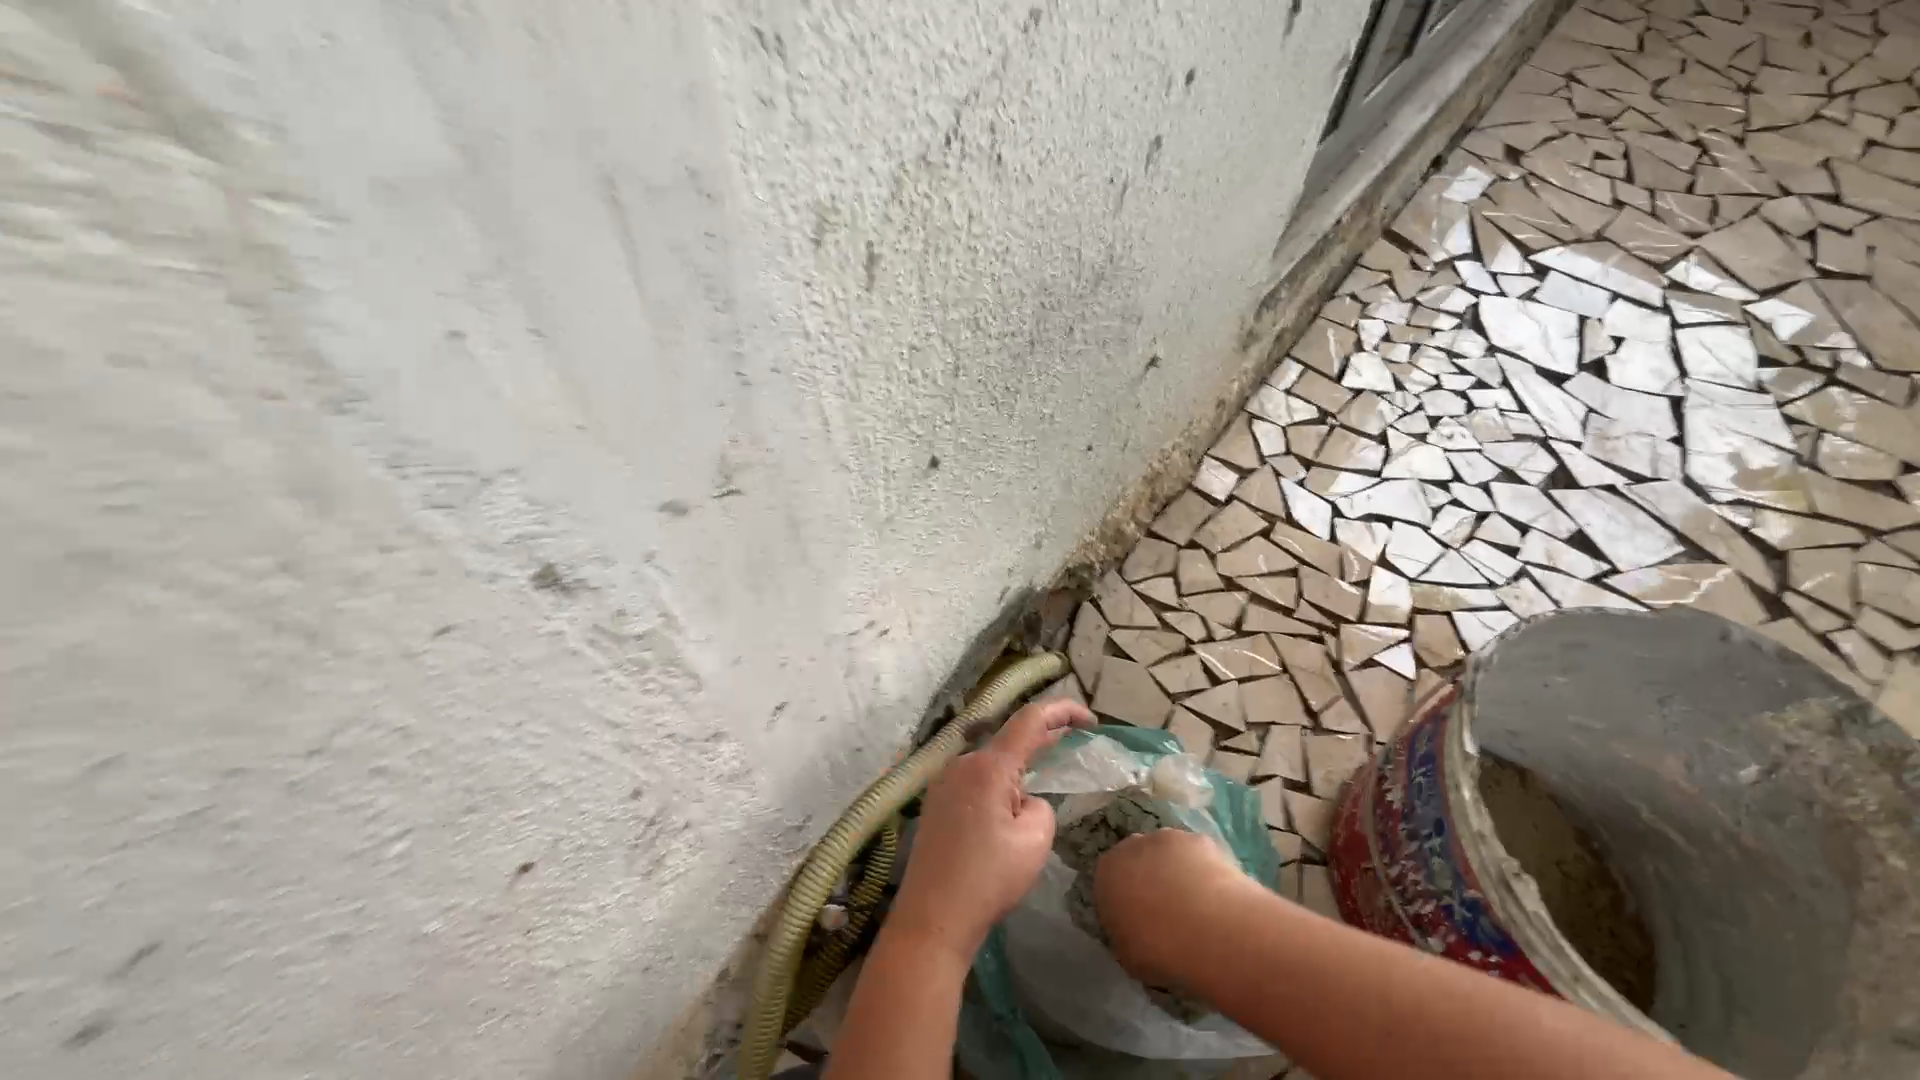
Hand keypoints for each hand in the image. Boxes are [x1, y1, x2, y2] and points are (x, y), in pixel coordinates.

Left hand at [888, 698, 1093, 960]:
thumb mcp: (1034, 841)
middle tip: (1077, 739)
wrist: (932, 919)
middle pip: (1009, 738)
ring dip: (1020, 765)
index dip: (1063, 711)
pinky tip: (1012, 800)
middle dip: (1044, 737)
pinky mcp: (937, 803)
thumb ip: (1040, 806)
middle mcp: (961, 764)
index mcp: (988, 767)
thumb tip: (1022, 801)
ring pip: (992, 762)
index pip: (1030, 720)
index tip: (1090, 720)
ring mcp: (944, 782)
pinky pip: (976, 779)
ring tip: (1047, 773)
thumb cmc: (988, 880)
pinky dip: (1000, 781)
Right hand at [1094, 828, 1256, 987]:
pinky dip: (1205, 869)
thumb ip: (1125, 934)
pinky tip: (1218, 896)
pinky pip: (1199, 854)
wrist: (1208, 931)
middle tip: (1167, 910)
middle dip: (1149, 877)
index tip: (1138, 918)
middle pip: (1137, 858)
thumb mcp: (1129, 955)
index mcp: (1107, 873)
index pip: (1109, 880)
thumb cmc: (1159, 950)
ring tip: (1197, 904)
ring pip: (1168, 852)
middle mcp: (1131, 847)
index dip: (1124, 898)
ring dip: (1177, 870)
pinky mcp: (1200, 839)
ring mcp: (1167, 839)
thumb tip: (1135, 932)